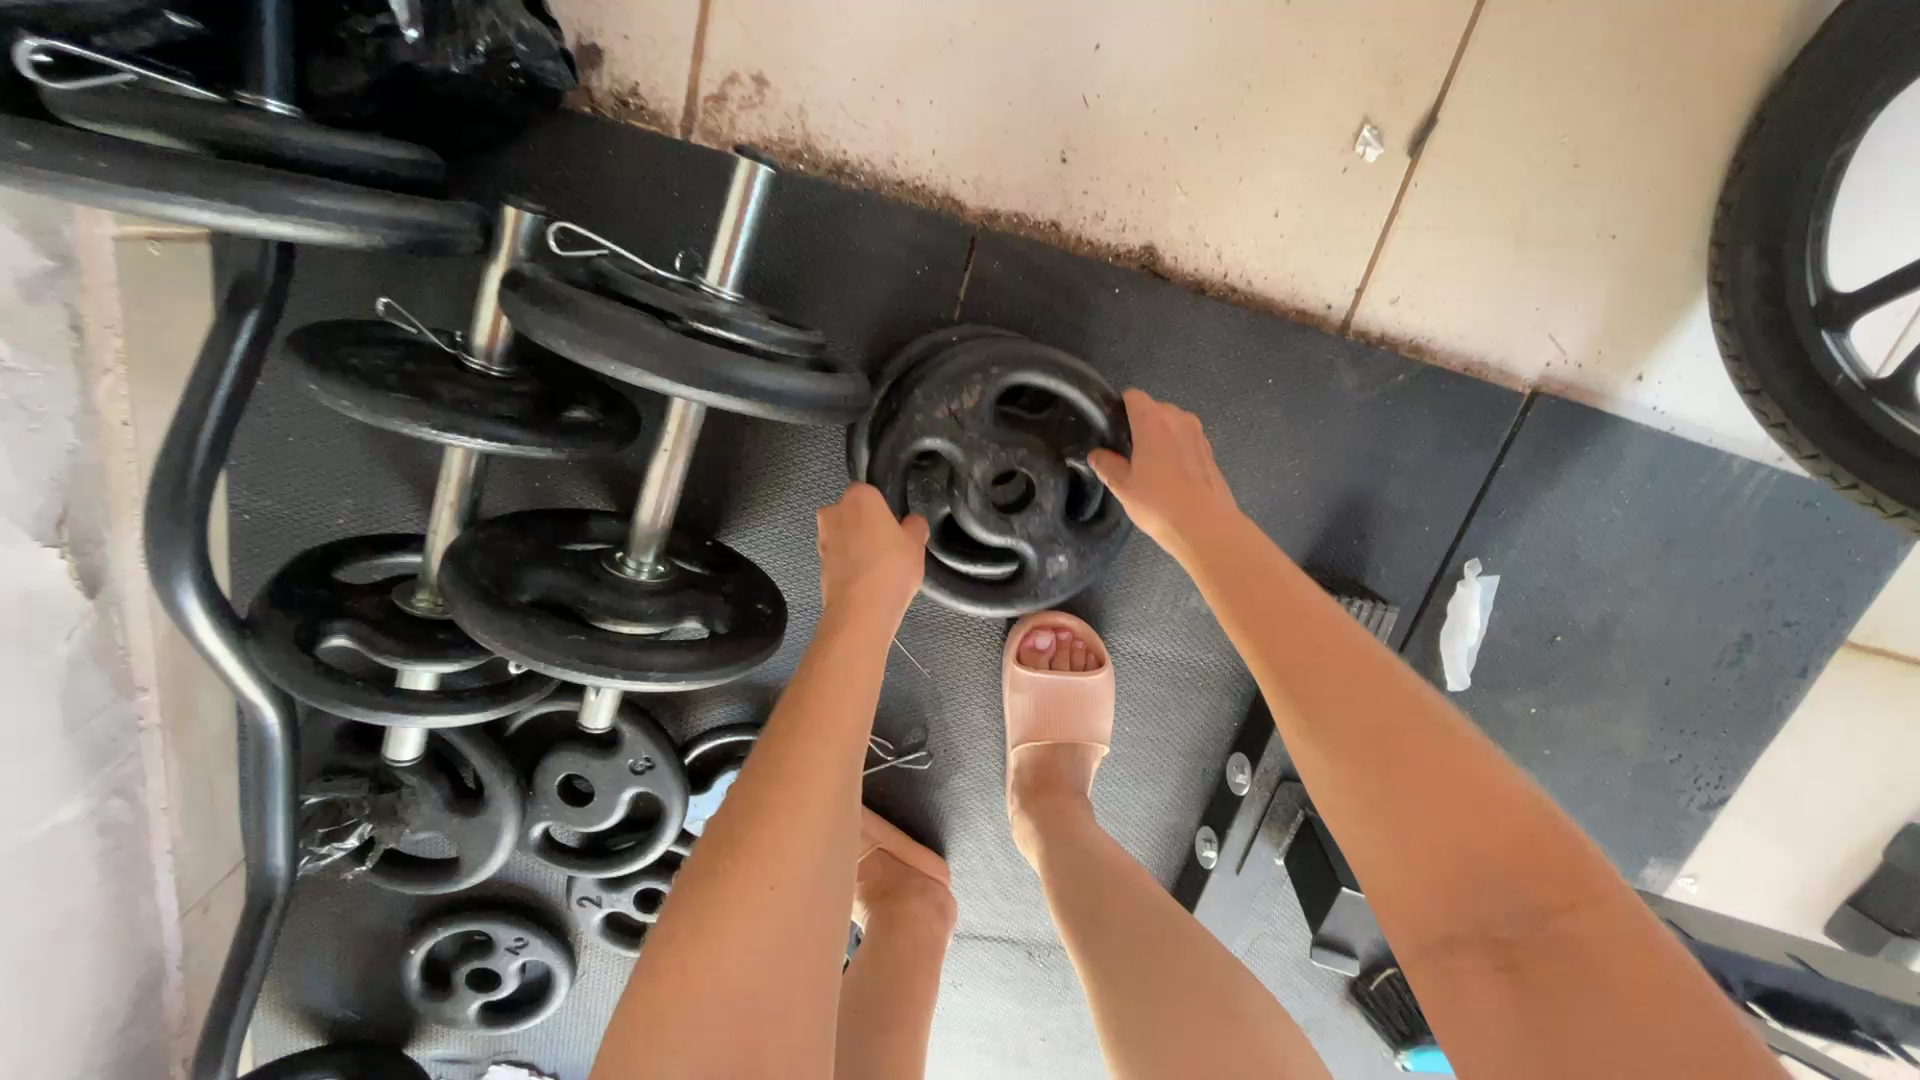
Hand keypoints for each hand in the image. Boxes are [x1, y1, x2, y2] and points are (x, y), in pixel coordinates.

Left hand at [817, 483, 929, 617]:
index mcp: (859, 496)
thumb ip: (916, 525)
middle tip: (890, 546)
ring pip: (844, 534)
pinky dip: (850, 563)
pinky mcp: (819, 562)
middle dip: (868, 525)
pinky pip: (839, 556)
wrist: (861, 610)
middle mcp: (834, 511)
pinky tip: (867, 580)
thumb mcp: (917, 543)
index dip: (886, 510)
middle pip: (854, 513)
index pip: (872, 493)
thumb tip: (913, 523)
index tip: (897, 527)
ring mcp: (823, 538)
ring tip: (880, 567)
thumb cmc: (891, 569)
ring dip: (857, 545)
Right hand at [1090, 389, 1239, 556]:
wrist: (1205, 526)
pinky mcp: (1210, 452)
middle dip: (1140, 425)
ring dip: (1159, 438)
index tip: (1112, 428)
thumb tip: (1098, 455)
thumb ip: (1107, 465)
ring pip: (1172, 425)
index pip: (1133, 396)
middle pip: (1154, 409)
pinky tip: (1169, 477)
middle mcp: (1179, 420)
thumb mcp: (1123, 486)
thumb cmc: (1159, 503)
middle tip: (1126, 452)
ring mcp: (1198, 435)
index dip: (1120, 408)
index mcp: (1153, 421)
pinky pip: (1186, 441)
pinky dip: (1175, 450)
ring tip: (1148, 467)